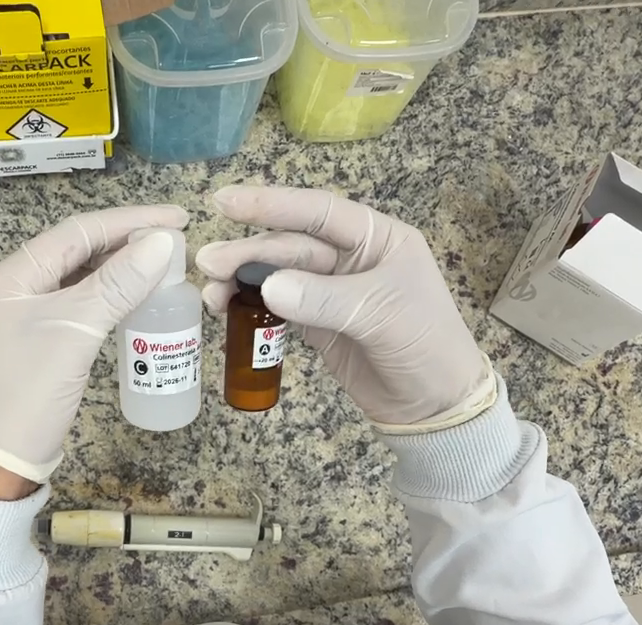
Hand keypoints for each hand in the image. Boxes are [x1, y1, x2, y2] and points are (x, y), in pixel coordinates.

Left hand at [0, 205, 189, 482]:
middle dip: (124, 244)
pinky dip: (103, 301)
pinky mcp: (31, 346)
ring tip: (159, 267)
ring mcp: (18, 319)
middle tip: (173, 243)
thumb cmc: (27, 395)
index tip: (176, 218)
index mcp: (8, 277)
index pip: (76, 232)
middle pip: (74, 253)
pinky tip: (131, 300)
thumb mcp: (74, 333)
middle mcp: (9, 290)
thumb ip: (117, 285)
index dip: (129, 221)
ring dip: (115, 272)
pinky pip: (72, 309)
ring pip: (74, 282)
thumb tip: (162, 242)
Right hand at [195, 186, 490, 427]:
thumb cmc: (425, 346)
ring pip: (278, 277)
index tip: (227, 202)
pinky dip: (253, 308)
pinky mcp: (318, 327)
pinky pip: (278, 310)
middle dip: (248, 253)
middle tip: (208, 262)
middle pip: (290, 246)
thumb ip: (324, 300)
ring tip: (209, 293)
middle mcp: (351, 259)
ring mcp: (331, 293)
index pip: (318, 212)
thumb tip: (268, 286)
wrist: (434, 405)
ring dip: (243, 281)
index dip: (272, 204)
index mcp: (376, 238)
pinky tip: (226, 309)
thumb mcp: (381, 315)